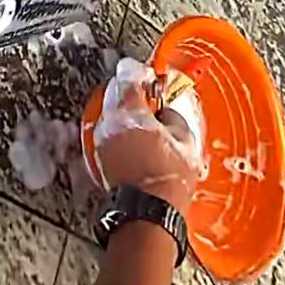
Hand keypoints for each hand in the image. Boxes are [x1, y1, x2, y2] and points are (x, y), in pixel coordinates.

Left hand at [92, 59, 202, 212]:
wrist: (149, 212)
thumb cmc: (168, 178)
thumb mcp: (184, 140)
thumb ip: (172, 116)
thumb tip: (164, 110)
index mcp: (129, 111)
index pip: (127, 74)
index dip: (141, 71)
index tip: (151, 76)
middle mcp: (110, 120)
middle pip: (115, 89)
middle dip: (132, 89)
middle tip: (151, 99)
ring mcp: (102, 138)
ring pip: (110, 110)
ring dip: (126, 110)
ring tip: (147, 123)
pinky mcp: (100, 154)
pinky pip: (109, 130)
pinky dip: (121, 128)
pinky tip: (138, 140)